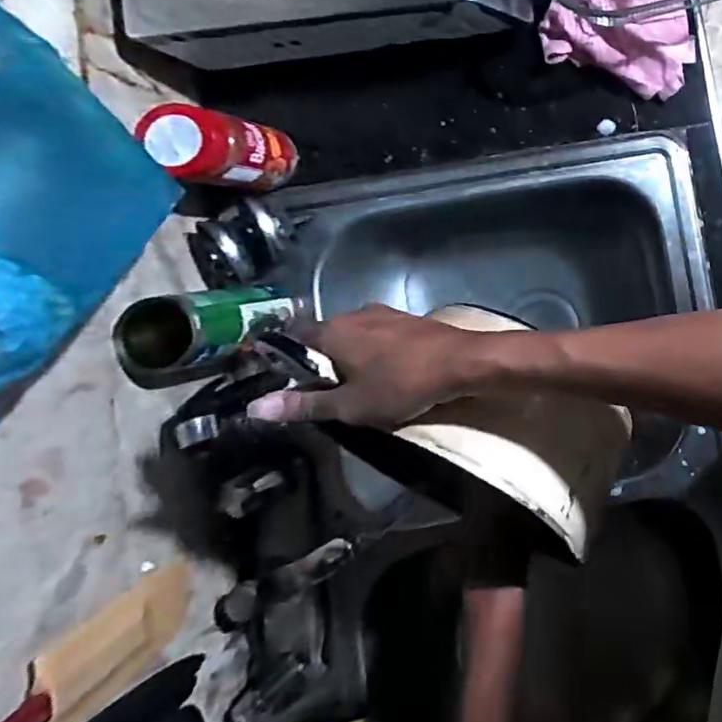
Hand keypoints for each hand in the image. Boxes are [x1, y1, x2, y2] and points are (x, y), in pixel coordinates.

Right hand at [246, 304, 485, 426]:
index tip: (270, 373)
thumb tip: (254, 407)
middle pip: (324, 334)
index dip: (277, 353)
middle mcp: (358, 314)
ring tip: (347, 384)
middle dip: (316, 358)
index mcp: (335, 330)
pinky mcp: (413, 322)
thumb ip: (304, 405)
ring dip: (348, 356)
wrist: (467, 361)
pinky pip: (381, 336)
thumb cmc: (404, 383)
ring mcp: (389, 315)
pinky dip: (374, 352)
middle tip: (311, 389)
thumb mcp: (350, 404)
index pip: (291, 334)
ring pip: (355, 335)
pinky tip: (381, 371)